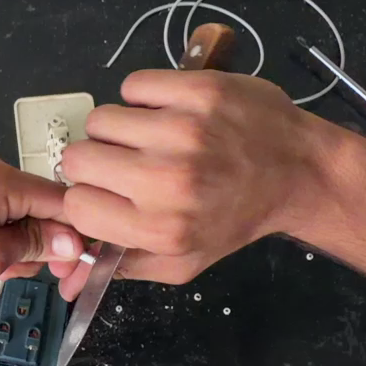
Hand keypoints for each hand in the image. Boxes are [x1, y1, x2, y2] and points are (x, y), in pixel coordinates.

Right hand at [54, 70, 347, 298]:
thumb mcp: (181, 261)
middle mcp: (167, 180)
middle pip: (77, 158)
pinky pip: (133, 85)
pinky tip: (166, 113)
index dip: (86, 198)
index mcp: (160, 227)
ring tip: (147, 138)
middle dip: (93, 162)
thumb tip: (64, 280)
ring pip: (100, 119)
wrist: (300, 173)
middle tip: (123, 163)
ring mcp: (184, 130)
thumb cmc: (234, 220)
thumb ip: (120, 268)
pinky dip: (143, 98)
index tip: (105, 193)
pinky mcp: (198, 90)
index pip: (77, 206)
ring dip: (116, 129)